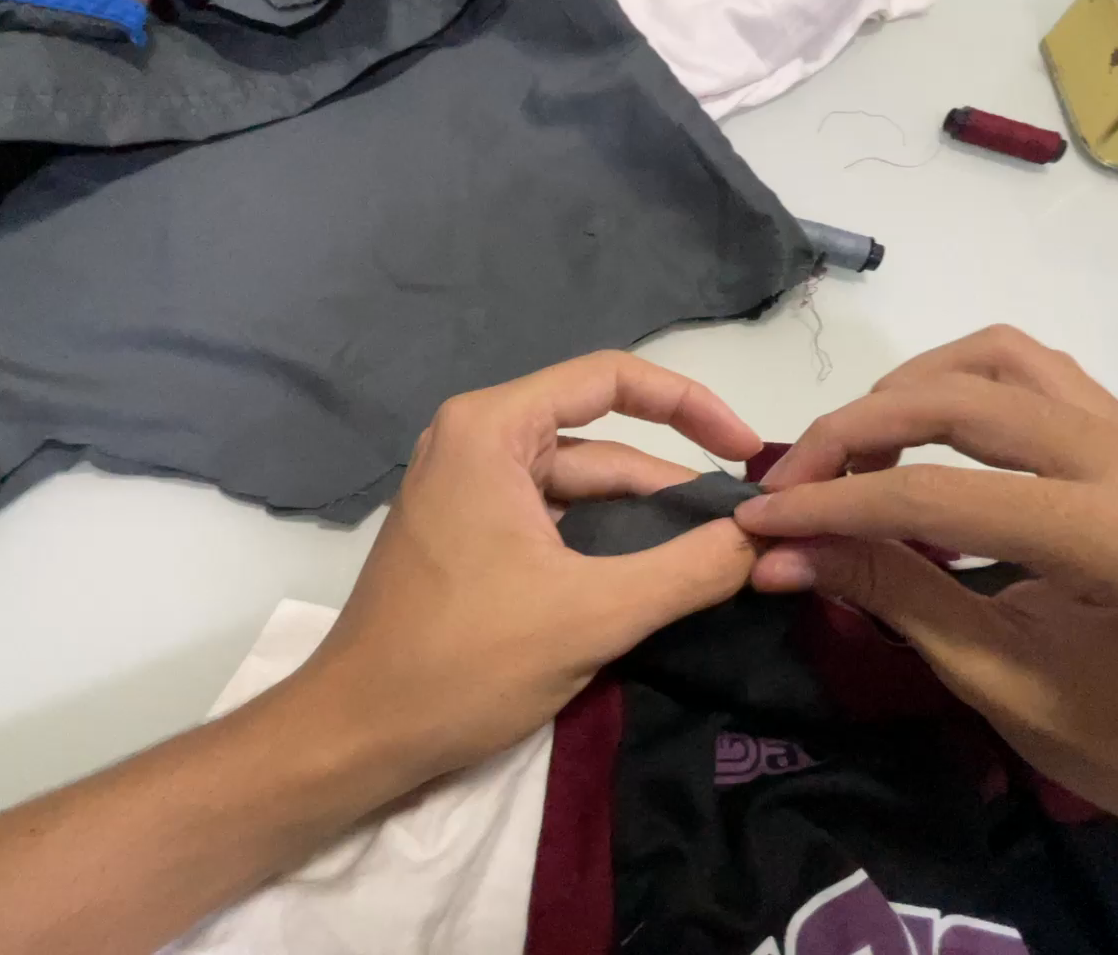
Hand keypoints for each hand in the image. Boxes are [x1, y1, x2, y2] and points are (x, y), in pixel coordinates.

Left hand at [289, 351, 761, 782]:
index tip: (745, 451)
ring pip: (579, 487)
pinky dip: (604, 542)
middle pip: (598, 442)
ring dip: (642, 520)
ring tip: (714, 556)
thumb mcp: (593, 614)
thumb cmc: (464, 662)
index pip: (610, 379)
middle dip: (670, 485)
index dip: (689, 404)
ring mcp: (469, 487)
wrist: (357, 736)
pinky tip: (652, 573)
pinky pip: (554, 520)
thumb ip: (689, 570)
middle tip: (744, 527)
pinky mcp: (470, 531)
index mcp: (493, 428)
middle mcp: (477, 440)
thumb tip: (760, 538)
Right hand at [730, 326, 1117, 848]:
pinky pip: (1040, 377)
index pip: (941, 494)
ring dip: (907, 391)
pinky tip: (923, 435)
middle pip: (968, 399)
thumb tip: (775, 555)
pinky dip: (959, 389)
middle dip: (856, 430)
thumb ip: (884, 591)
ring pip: (1004, 361)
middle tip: (793, 479)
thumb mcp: (992, 679)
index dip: (832, 503)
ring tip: (854, 449)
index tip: (757, 517)